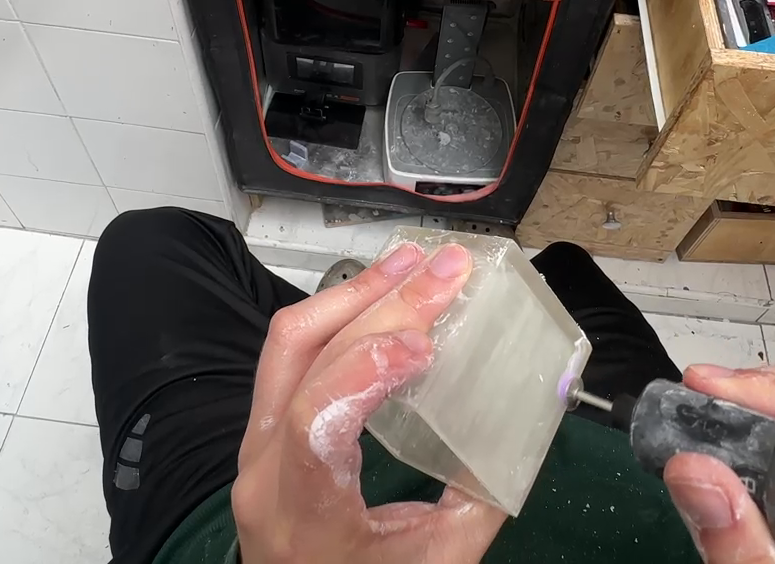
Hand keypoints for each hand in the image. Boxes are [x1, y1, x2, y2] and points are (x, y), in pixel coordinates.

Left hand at [233, 241, 507, 562]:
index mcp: (303, 514)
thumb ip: (476, 495)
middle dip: (383, 304)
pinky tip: (382, 291)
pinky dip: (341, 312)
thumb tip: (520, 414)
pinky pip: (294, 351)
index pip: (314, 423)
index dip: (367, 370)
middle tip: (445, 269)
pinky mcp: (262, 424)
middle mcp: (263, 468)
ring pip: (290, 341)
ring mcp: (254, 441)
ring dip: (355, 293)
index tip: (426, 342)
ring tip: (411, 261)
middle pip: (307, 359)